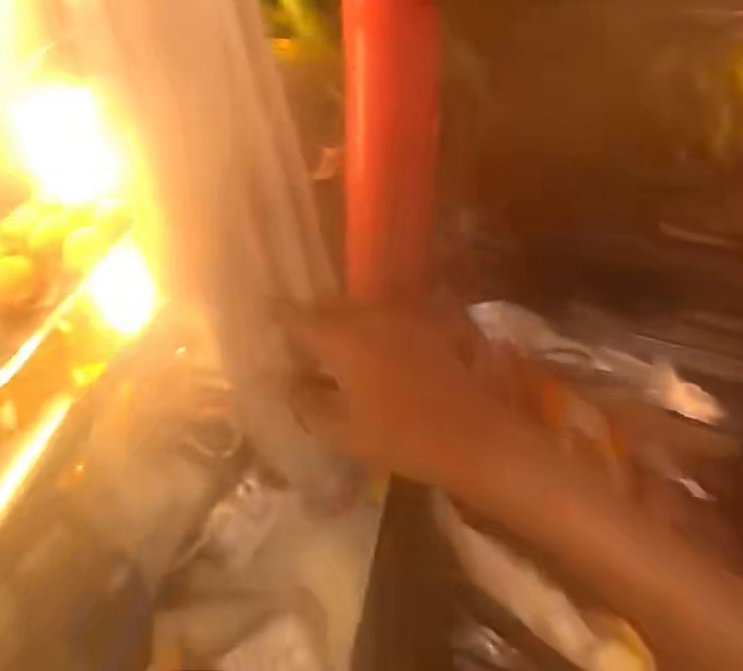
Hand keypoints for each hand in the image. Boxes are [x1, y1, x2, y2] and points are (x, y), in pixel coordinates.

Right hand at [284, 300, 549, 501]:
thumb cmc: (402, 437)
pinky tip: (372, 349)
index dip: (277, 314)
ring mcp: (397, 314)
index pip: (295, 315)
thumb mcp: (343, 431)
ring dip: (339, 320)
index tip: (266, 316)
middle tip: (299, 339)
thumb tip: (288, 382)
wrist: (476, 437)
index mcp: (338, 337)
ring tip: (334, 345)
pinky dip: (369, 325)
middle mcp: (364, 314)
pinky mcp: (423, 322)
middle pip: (325, 305)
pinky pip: (383, 315)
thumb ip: (307, 402)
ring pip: (355, 307)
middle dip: (309, 317)